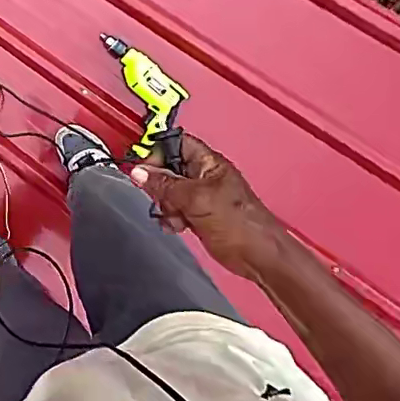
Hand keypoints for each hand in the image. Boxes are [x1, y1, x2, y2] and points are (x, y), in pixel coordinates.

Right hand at [129, 134, 287, 273]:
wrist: (258, 257)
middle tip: (163, 196)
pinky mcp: (199, 215)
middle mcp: (204, 177)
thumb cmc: (244, 225)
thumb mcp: (196, 199)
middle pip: (168, 169)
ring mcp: (202, 196)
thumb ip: (166, 184)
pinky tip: (177, 225)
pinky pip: (175, 210)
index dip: (157, 151)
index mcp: (209, 163)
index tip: (142, 165)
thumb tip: (141, 172)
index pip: (175, 143)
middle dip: (160, 185)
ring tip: (175, 214)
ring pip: (169, 192)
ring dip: (165, 205)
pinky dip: (171, 217)